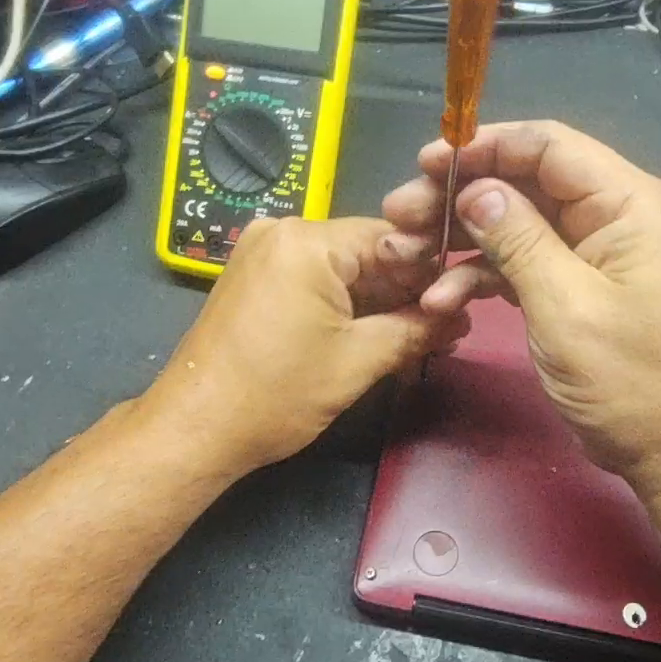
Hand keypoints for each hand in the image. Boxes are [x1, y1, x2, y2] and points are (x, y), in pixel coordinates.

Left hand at [139, 216, 467, 476]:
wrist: (195, 428)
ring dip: (382, 305)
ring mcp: (265, 255)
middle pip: (368, 254)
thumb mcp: (358, 361)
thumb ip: (416, 330)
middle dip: (409, 294)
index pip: (393, 239)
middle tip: (450, 330)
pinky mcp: (256, 280)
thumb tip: (460, 317)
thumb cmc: (277, 393)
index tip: (464, 302)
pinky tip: (382, 335)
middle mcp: (283, 232)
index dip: (433, 272)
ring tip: (425, 339)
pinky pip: (316, 283)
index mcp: (308, 240)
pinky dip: (347, 309)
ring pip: (344, 272)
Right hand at [382, 120, 660, 486]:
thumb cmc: (628, 377)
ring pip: (513, 223)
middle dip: (460, 197)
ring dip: (459, 239)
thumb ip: (518, 239)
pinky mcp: (570, 285)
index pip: (548, 147)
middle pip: (523, 183)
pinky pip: (518, 263)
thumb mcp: (565, 305)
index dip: (485, 146)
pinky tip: (441, 299)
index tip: (425, 163)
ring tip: (406, 256)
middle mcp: (608, 215)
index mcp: (625, 203)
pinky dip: (479, 276)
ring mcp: (588, 252)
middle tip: (399, 213)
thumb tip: (474, 190)